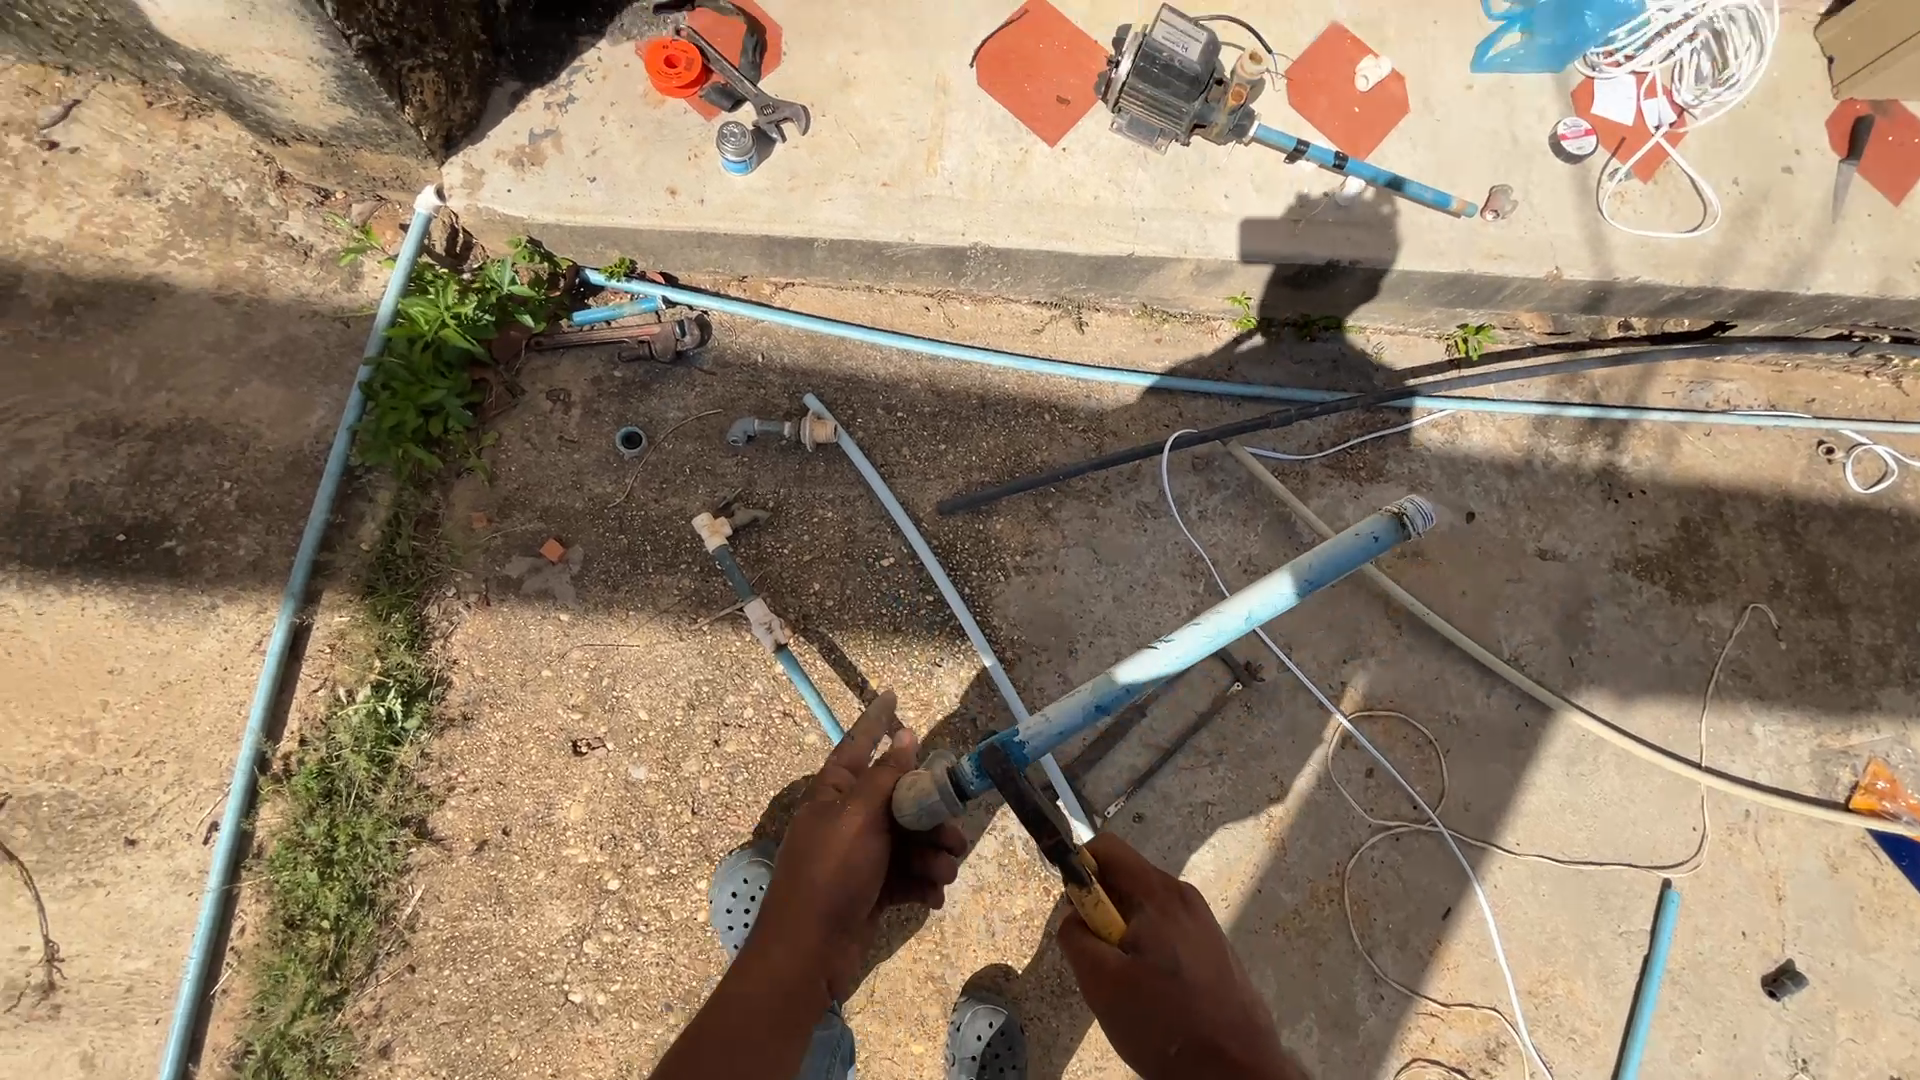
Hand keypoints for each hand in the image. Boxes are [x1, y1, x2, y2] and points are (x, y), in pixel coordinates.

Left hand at [747, 691, 968, 1000]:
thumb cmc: (829, 874)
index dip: (875, 721)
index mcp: (834, 794)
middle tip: (954, 832)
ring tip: (943, 873)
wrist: (808, 955)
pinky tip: (933, 897)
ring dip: (932, 855)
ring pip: (909, 839)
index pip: (857, 746)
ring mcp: (859, 856)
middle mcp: (847, 819)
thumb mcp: (858, 817)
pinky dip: (922, 883)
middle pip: (898, 800)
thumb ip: (885, 776)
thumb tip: (905, 735)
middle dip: (930, 817)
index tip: (892, 695)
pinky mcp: (871, 890)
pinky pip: (906, 875)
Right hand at [1057, 833, 1306, 1079]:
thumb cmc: (1164, 1023)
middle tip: (1099, 955)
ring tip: (1126, 979)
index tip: (1075, 910)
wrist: (1237, 1072)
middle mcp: (1184, 895)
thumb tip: (1074, 915)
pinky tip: (1154, 990)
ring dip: (1125, 931)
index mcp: (1158, 893)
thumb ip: (1076, 937)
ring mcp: (1203, 920)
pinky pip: (1168, 928)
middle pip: (1126, 877)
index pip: (1107, 847)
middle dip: (1102, 909)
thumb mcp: (1101, 983)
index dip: (1079, 868)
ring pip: (1146, 907)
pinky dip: (1149, 946)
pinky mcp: (1214, 946)